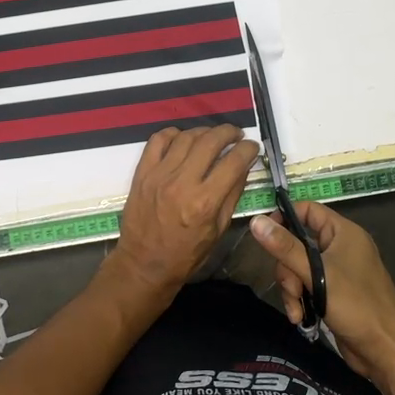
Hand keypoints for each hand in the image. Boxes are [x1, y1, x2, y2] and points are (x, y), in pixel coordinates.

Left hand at [107, 126, 259, 295]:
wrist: (144, 263)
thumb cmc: (186, 254)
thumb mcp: (218, 231)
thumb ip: (232, 195)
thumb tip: (243, 167)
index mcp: (205, 202)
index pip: (233, 162)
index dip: (248, 149)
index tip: (252, 146)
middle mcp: (182, 183)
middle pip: (209, 141)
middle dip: (228, 132)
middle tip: (236, 134)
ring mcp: (159, 175)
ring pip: (185, 137)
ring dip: (203, 131)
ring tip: (212, 136)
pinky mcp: (142, 172)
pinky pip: (157, 140)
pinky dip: (172, 133)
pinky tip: (182, 138)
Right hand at [250, 200, 394, 383]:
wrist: (387, 353)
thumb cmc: (357, 307)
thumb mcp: (317, 275)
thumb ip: (285, 248)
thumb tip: (255, 221)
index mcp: (344, 233)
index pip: (307, 210)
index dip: (284, 218)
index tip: (265, 237)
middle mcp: (341, 248)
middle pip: (298, 243)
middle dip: (288, 269)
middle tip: (293, 289)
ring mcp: (339, 271)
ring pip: (299, 267)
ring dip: (292, 289)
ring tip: (297, 310)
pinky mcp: (335, 293)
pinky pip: (308, 285)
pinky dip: (301, 299)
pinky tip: (301, 317)